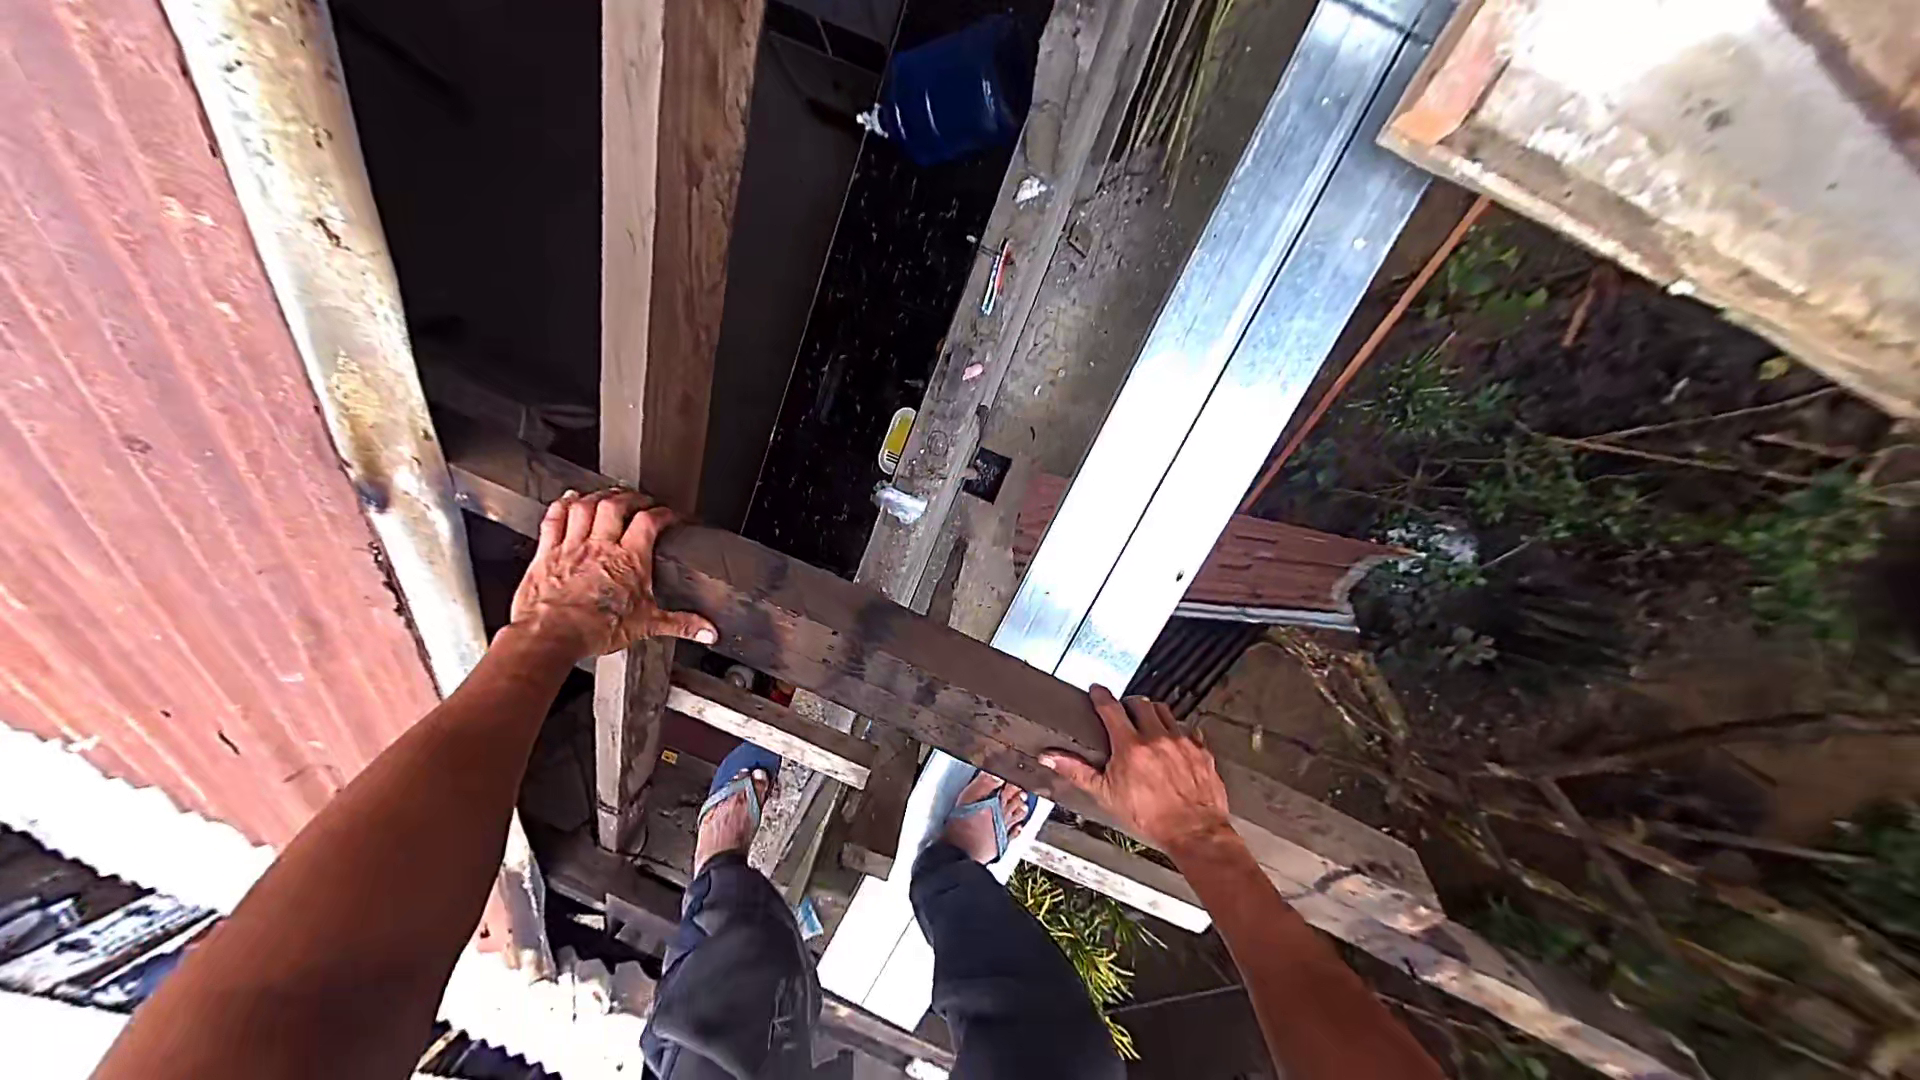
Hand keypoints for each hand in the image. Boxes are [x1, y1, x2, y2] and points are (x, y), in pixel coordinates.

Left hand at [507, 489, 718, 660]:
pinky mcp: (547, 553)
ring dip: (598, 496)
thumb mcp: (647, 626)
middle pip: (616, 505)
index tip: (669, 514)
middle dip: (631, 497)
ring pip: (585, 506)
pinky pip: (554, 519)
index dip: (663, 512)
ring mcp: (572, 546)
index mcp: (629, 560)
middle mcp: (600, 547)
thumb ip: (682, 624)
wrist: (550, 637)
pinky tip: (568, 500)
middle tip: (639, 499)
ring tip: (608, 494)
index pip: (649, 521)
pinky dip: (562, 505)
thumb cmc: (595, 630)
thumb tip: (708, 631)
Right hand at [1041, 686, 1234, 857]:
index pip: (1110, 707)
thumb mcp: (1105, 794)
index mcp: (1130, 746)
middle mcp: (1156, 738)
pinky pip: (1188, 729)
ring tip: (1147, 724)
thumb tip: (1051, 758)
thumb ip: (1077, 771)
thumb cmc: (1151, 817)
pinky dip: (1178, 731)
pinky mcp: (1200, 750)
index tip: (1097, 691)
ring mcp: (1181, 742)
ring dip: (1153, 713)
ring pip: (1165, 711)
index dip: (1100, 695)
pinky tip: (1173, 742)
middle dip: (1129, 704)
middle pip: (1140, 703)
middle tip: (1123, 712)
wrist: (1193, 833)